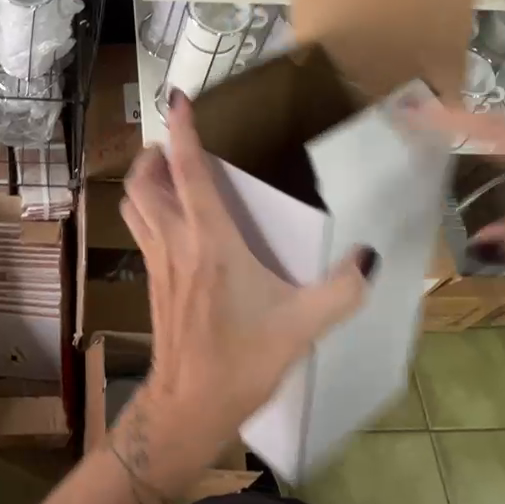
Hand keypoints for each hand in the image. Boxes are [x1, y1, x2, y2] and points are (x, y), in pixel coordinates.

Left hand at [117, 93, 372, 495]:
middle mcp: (175, 242)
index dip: (180, 131)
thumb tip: (371, 257)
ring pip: (134, 205)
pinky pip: (141, 230)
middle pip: (143, 182)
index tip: (176, 98)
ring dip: (144, 180)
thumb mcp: (302, 326)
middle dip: (153, 153)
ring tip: (168, 173)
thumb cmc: (242, 362)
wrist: (188, 406)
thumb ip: (341, 290)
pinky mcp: (152, 282)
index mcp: (209, 242)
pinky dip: (148, 210)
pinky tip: (173, 221)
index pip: (187, 172)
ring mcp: (157, 262)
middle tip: (177, 145)